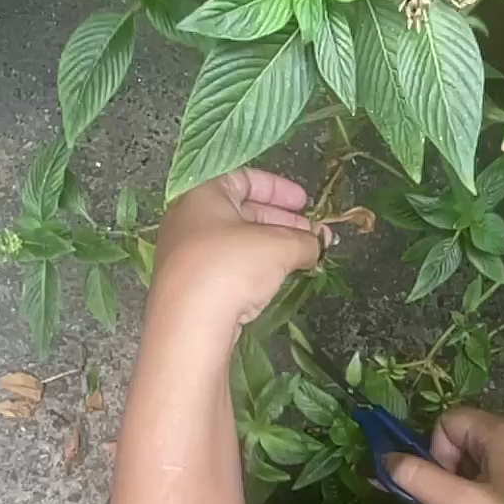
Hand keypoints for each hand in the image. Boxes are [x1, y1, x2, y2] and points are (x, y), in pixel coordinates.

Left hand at [148, 169, 330, 340]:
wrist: (190, 324)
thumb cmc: (230, 268)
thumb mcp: (280, 246)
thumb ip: (305, 240)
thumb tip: (318, 245)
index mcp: (202, 194)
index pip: (244, 178)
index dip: (279, 188)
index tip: (304, 202)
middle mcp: (188, 220)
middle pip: (241, 212)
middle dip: (281, 222)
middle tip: (310, 233)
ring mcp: (185, 254)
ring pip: (235, 242)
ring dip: (270, 248)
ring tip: (300, 258)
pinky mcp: (189, 285)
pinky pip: (226, 268)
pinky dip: (253, 268)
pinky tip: (274, 280)